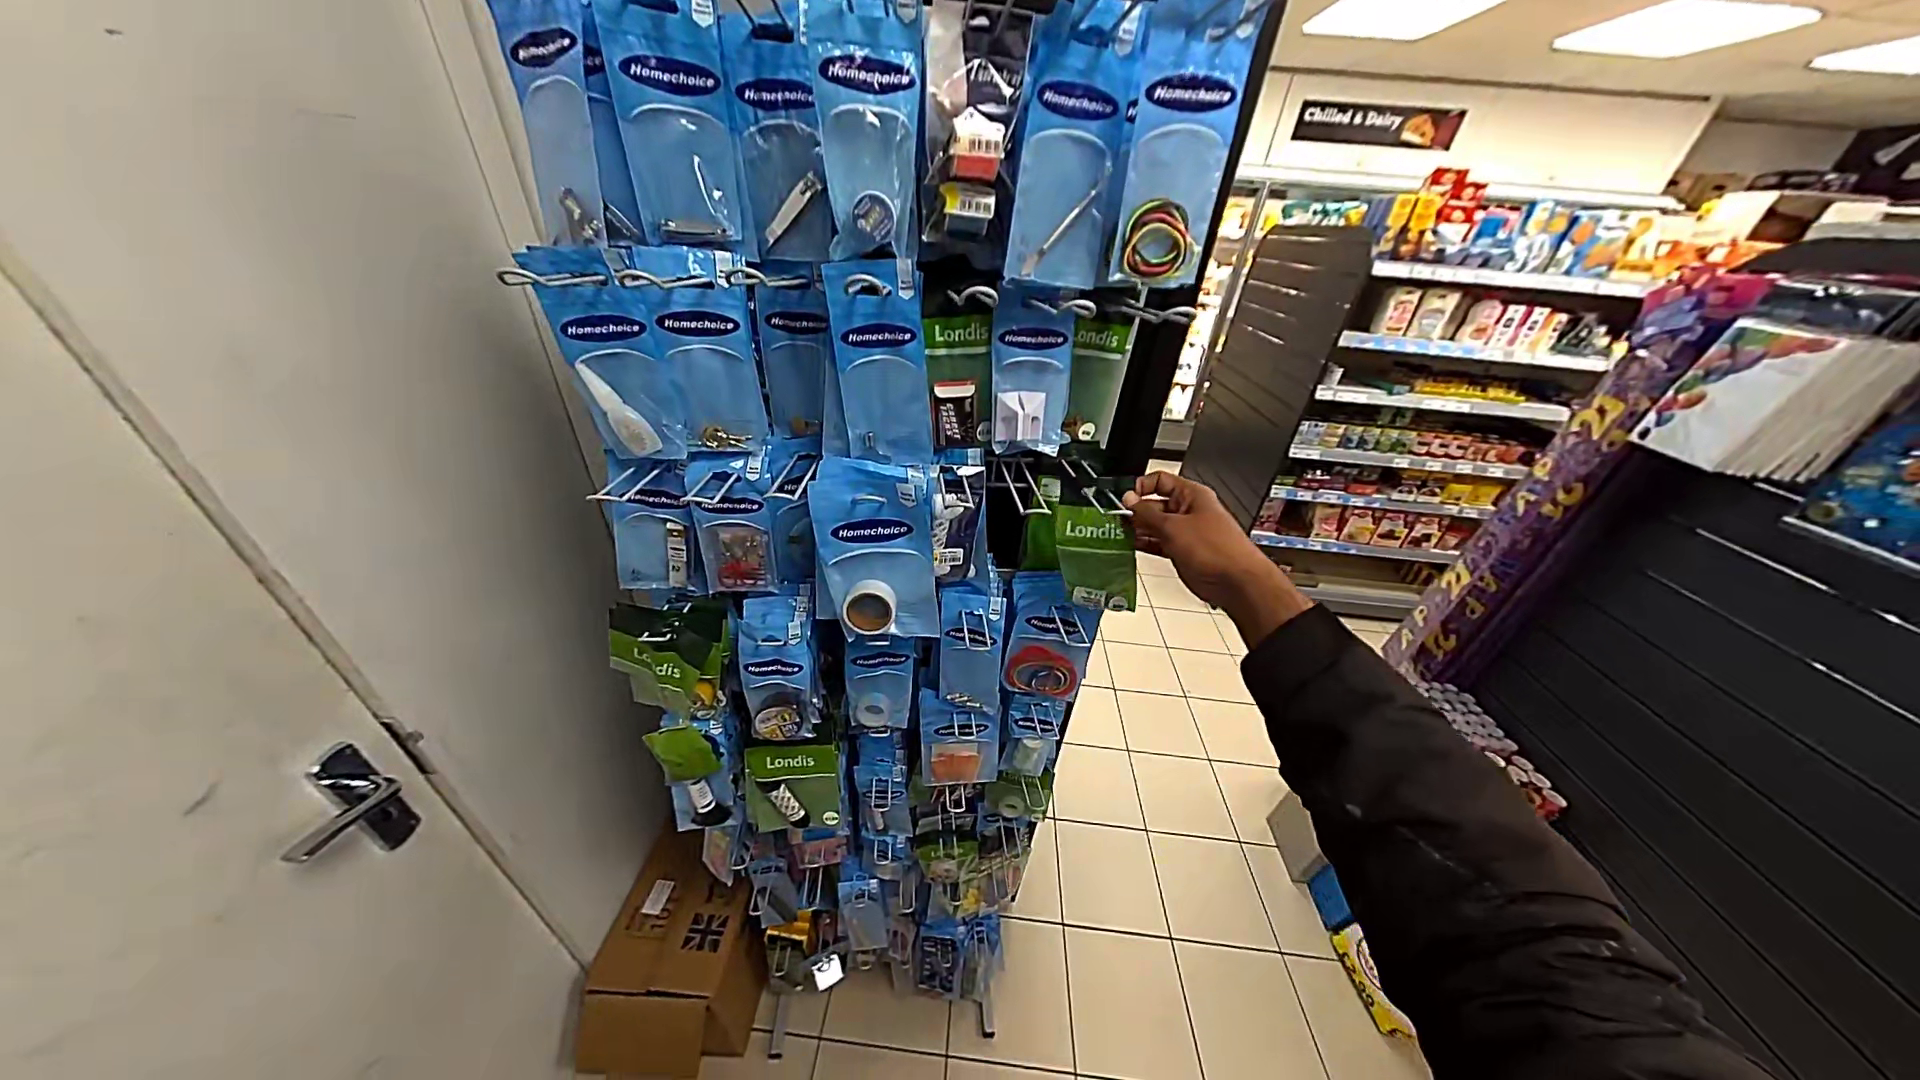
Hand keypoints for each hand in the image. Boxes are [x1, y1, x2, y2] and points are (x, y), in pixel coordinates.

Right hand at [1124, 472, 1311, 647]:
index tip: (1125, 498)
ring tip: (1121, 534)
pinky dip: (1145, 544)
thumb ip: (1147, 513)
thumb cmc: (1217, 550)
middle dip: (1136, 511)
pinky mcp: (1182, 551)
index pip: (1160, 480)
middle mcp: (1189, 511)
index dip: (1141, 487)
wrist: (1236, 582)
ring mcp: (1185, 532)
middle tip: (1118, 519)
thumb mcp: (1173, 526)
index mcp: (1192, 495)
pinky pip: (1158, 542)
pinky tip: (1132, 546)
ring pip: (1155, 525)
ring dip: (1139, 529)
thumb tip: (1130, 499)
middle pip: (1155, 504)